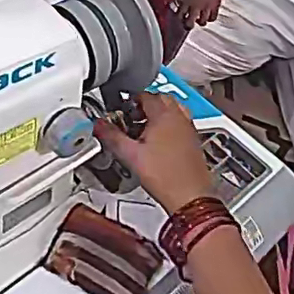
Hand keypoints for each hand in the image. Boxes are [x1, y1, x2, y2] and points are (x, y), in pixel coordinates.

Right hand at [92, 94, 215, 212]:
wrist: (190, 198)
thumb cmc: (167, 178)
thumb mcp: (130, 155)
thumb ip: (112, 136)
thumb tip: (100, 125)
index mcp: (164, 115)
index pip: (145, 95)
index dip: (130, 101)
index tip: (121, 111)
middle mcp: (179, 118)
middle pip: (161, 98)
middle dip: (144, 105)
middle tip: (131, 117)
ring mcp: (189, 129)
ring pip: (173, 110)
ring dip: (158, 114)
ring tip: (144, 128)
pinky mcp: (193, 141)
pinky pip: (180, 123)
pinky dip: (169, 125)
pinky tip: (158, 142)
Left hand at [176, 0, 238, 27]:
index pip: (179, 15)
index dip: (177, 16)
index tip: (178, 14)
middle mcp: (197, 5)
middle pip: (189, 23)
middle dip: (186, 24)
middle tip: (185, 21)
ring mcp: (207, 6)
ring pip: (202, 22)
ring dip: (198, 21)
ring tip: (196, 19)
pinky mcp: (217, 5)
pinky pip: (213, 17)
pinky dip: (209, 18)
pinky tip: (207, 14)